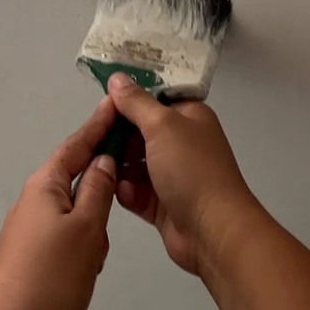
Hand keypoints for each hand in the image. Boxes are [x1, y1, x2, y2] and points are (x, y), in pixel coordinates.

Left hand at [0, 96, 120, 309]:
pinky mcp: (31, 256)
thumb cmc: (46, 279)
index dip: (99, 123)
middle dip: (100, 194)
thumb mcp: (86, 228)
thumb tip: (104, 161)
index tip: (114, 103)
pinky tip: (83, 272)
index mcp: (44, 184)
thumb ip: (99, 189)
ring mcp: (30, 229)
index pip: (77, 143)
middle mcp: (34, 201)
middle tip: (113, 210)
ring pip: (75, 215)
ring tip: (91, 260)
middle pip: (77, 179)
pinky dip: (80, 250)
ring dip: (91, 231)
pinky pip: (65, 239)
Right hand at [106, 72, 266, 276]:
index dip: (130, 98)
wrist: (213, 231)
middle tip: (96, 136)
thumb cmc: (191, 168)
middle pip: (140, 130)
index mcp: (188, 116)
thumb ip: (136, 102)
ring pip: (135, 162)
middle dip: (119, 134)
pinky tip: (120, 191)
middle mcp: (181, 142)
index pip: (154, 98)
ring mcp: (172, 174)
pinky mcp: (162, 204)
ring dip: (119, 164)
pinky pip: (137, 191)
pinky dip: (127, 191)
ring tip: (101, 165)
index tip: (104, 101)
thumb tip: (117, 78)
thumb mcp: (162, 125)